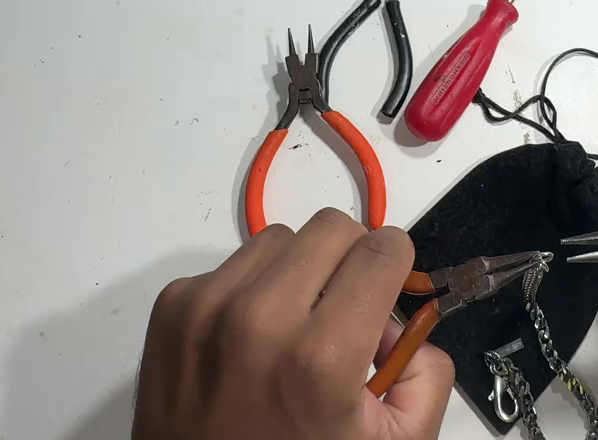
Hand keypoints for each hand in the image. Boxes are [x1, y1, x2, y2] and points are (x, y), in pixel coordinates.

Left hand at [133, 209, 453, 439]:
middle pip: (333, 226)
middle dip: (350, 258)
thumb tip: (402, 314)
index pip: (382, 249)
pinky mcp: (174, 306)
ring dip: (298, 270)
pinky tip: (246, 341)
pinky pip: (233, 263)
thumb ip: (424, 371)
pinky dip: (251, 288)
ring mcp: (209, 307)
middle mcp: (261, 318)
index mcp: (322, 357)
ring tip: (291, 326)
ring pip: (281, 238)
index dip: (395, 263)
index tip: (388, 284)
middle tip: (343, 305)